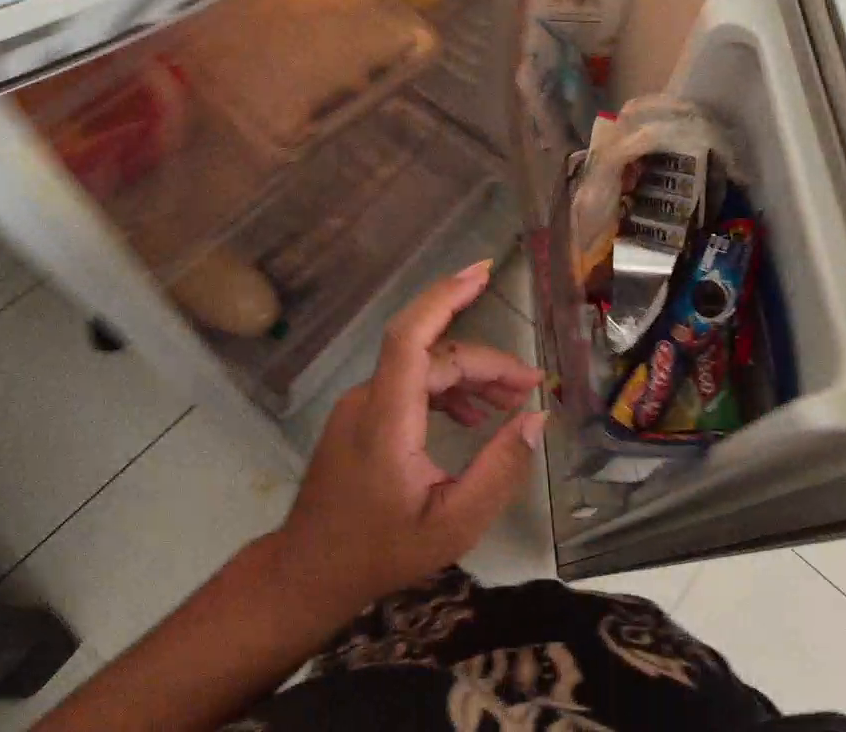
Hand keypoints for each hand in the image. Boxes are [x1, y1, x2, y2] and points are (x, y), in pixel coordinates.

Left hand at [269, 261, 546, 619]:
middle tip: (531, 386)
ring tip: (511, 402)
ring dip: (469, 376)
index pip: (411, 336)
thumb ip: (500, 470)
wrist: (308, 572)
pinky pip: (409, 385)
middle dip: (486, 362)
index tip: (483, 272)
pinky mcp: (361, 417)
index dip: (445, 297)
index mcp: (387, 419)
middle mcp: (369, 399)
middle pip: (433, 354)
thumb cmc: (380, 552)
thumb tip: (536, 418)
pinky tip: (472, 418)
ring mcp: (361, 406)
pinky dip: (446, 391)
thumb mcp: (455, 526)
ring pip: (422, 367)